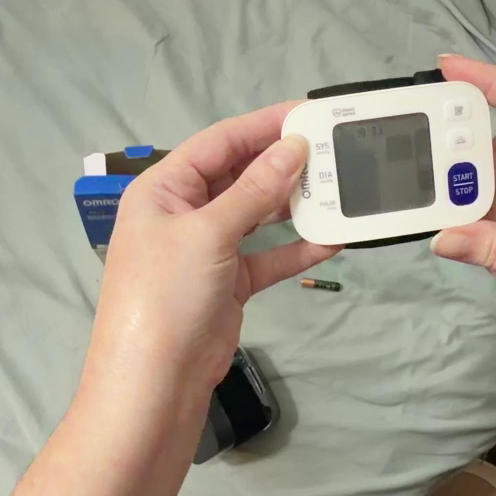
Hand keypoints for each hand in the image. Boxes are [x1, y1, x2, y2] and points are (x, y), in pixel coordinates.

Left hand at [85, 102, 341, 406]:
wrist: (155, 381)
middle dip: (284, 164)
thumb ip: (254, 190)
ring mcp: (207, 249)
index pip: (220, 142)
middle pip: (240, 175)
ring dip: (294, 205)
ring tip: (340, 189)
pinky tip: (332, 239)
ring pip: (257, 216)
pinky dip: (296, 249)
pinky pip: (267, 257)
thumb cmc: (167, 294)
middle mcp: (184, 213)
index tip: (311, 114)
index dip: (265, 125)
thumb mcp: (208, 233)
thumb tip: (294, 147)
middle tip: (334, 152)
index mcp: (164, 188)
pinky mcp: (228, 283)